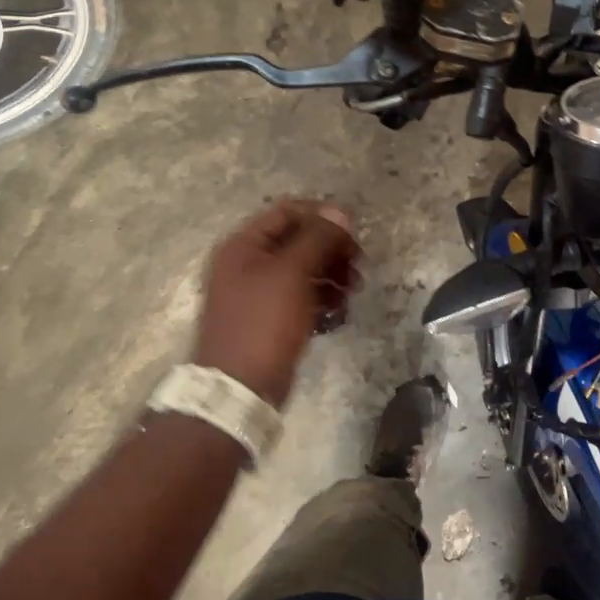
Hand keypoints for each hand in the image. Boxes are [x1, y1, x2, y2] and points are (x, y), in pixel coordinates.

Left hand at [194, 199, 359, 408]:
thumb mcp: (292, 272)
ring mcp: (259, 293)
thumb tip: (339, 211)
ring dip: (334, 275)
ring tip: (354, 291)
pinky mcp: (272, 318)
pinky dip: (324, 299)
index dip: (322, 216)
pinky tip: (340, 313)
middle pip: (300, 241)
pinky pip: (303, 297)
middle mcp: (248, 264)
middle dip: (333, 250)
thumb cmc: (263, 321)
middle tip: (359, 264)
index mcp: (244, 246)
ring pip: (305, 269)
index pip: (288, 212)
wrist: (240, 387)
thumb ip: (317, 238)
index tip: (354, 231)